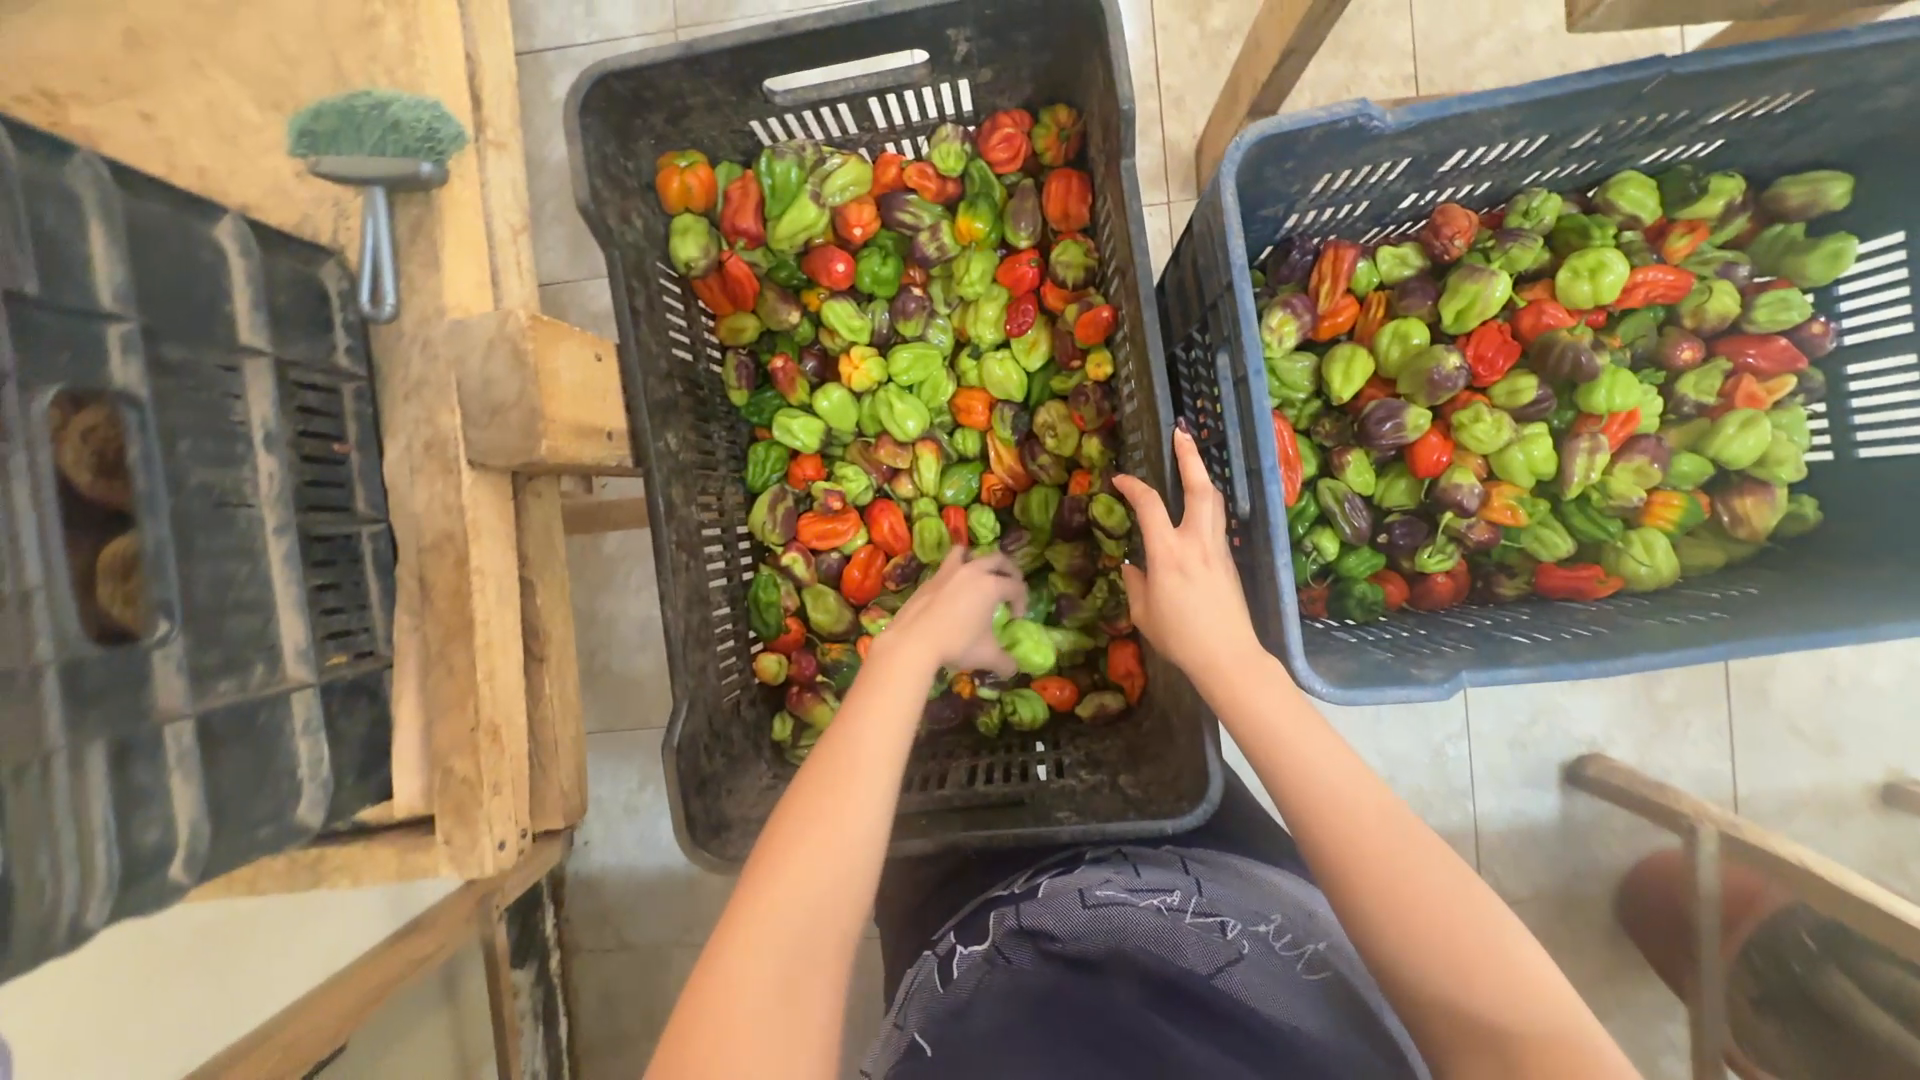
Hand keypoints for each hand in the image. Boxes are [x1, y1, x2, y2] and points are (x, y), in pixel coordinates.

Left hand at [872, 547, 1026, 675]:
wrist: (913, 641)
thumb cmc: (956, 644)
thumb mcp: (986, 656)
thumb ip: (1005, 662)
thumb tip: (1013, 669)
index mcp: (991, 586)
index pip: (1016, 586)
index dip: (1021, 601)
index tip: (1015, 618)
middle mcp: (972, 571)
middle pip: (997, 560)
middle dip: (1009, 571)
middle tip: (1010, 587)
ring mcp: (948, 572)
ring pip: (967, 553)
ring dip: (977, 560)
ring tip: (979, 576)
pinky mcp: (930, 579)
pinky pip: (947, 566)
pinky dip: (954, 572)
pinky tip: (952, 591)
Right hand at [1111, 428, 1260, 681]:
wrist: (1228, 656)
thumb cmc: (1179, 638)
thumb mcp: (1143, 613)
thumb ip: (1135, 583)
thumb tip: (1133, 566)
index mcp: (1169, 554)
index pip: (1149, 506)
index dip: (1133, 487)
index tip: (1120, 479)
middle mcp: (1197, 543)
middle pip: (1199, 488)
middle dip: (1190, 457)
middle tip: (1181, 433)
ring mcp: (1217, 549)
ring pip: (1214, 501)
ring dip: (1201, 476)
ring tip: (1191, 459)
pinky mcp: (1229, 560)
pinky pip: (1216, 522)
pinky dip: (1205, 504)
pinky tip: (1196, 506)